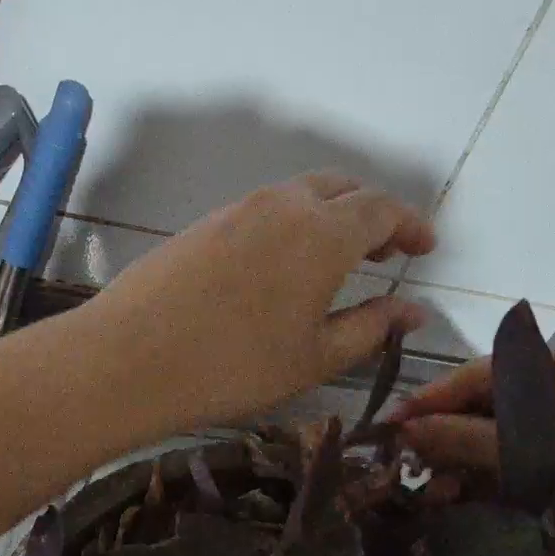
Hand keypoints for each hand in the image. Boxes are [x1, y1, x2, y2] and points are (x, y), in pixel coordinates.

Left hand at [83, 172, 434, 426]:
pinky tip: (280, 268)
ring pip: (297, 196)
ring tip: (335, 262)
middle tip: (383, 253)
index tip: (426, 248)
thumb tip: (414, 310)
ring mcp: (235, 209)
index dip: (410, 225)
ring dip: (328, 217)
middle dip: (371, 214)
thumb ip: (370, 327)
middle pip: (340, 189)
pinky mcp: (201, 224)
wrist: (129, 359)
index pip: (381, 208)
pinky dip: (289, 226)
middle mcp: (281, 205)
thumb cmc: (234, 366)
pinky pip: (261, 211)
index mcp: (322, 232)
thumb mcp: (314, 357)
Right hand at [389, 345, 554, 552]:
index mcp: (552, 365)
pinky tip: (479, 497)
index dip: (428, 402)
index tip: (388, 427)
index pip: (471, 376)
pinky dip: (500, 474)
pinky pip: (527, 454)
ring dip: (470, 462)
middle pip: (486, 405)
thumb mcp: (532, 454)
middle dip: (447, 438)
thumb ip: (464, 438)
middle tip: (414, 468)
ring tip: (443, 492)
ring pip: (504, 434)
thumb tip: (406, 429)